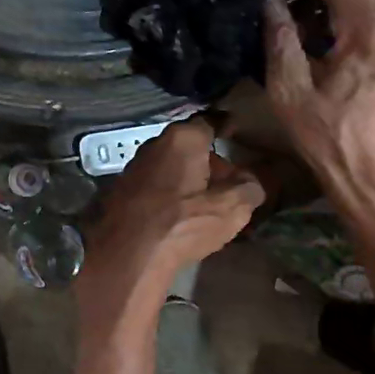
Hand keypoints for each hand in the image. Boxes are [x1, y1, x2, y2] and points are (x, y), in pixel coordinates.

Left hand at [73, 119, 262, 373]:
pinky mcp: (121, 187)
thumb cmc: (183, 223)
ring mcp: (135, 164)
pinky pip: (154, 181)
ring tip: (204, 199)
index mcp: (183, 138)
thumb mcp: (231, 208)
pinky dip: (168, 190)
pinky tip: (177, 212)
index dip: (227, 126)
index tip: (236, 132)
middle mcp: (155, 143)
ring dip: (187, 175)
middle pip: (189, 144)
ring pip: (170, 163)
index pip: (211, 121)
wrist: (128, 252)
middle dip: (208, 158)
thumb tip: (253, 180)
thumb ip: (250, 187)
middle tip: (227, 180)